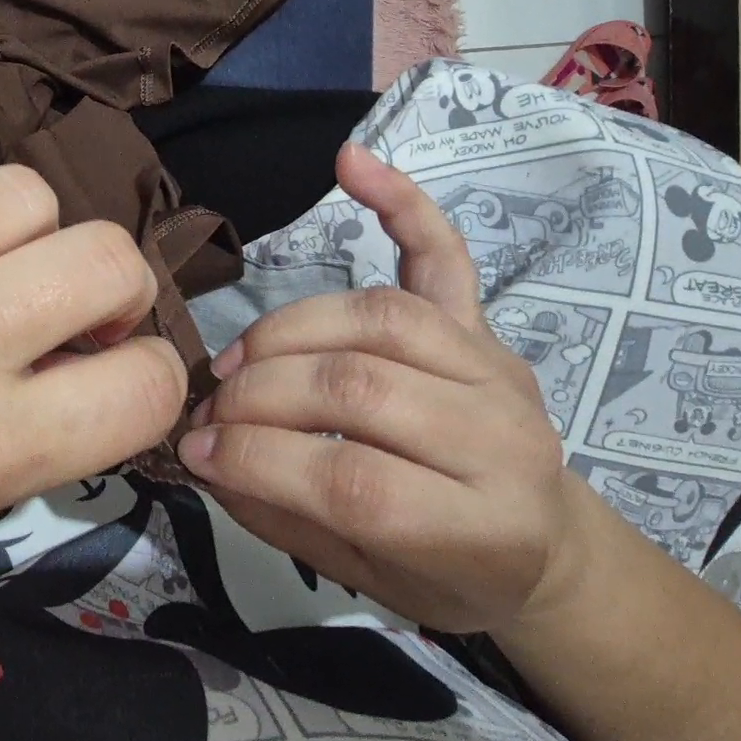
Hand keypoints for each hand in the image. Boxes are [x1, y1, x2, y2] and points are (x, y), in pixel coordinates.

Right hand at [176, 143, 584, 633]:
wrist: (545, 552)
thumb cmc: (447, 577)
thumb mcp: (363, 579)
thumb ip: (279, 513)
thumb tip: (200, 451)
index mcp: (482, 523)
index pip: (353, 478)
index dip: (256, 459)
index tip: (195, 451)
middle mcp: (502, 435)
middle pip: (358, 387)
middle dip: (258, 395)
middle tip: (209, 410)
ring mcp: (496, 368)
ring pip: (378, 319)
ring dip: (287, 331)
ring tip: (239, 359)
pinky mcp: (484, 330)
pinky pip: (443, 257)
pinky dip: (399, 204)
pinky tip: (350, 161)